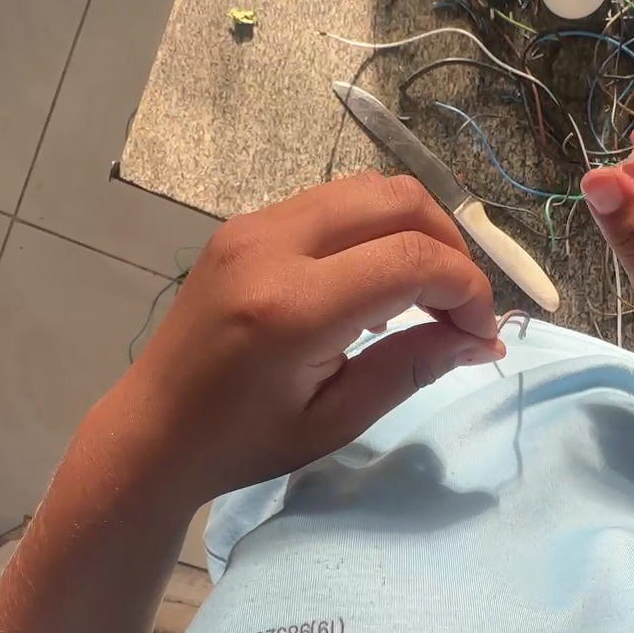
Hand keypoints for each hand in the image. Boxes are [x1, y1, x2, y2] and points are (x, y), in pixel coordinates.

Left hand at [120, 173, 505, 505]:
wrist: (152, 430)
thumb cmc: (242, 442)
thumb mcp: (337, 419)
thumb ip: (413, 367)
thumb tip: (481, 340)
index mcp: (292, 308)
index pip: (411, 259)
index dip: (466, 289)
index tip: (480, 332)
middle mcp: (271, 244)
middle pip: (396, 200)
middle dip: (450, 247)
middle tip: (461, 306)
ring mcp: (252, 225)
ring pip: (368, 190)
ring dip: (416, 232)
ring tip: (425, 294)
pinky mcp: (246, 224)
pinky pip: (335, 203)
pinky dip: (377, 231)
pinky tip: (376, 284)